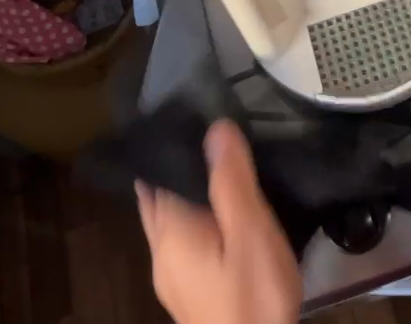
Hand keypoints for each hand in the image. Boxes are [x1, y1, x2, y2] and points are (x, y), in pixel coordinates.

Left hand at [136, 121, 301, 323]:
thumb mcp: (250, 232)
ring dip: (181, 192)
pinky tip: (216, 216)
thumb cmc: (253, 296)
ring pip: (168, 221)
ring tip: (210, 164)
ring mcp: (172, 277)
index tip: (187, 114)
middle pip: (157, 199)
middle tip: (197, 131)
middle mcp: (162, 252)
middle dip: (170, 168)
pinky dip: (191, 216)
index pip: (160, 176)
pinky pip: (182, 239)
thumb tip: (215, 127)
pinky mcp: (189, 293)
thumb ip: (231, 181)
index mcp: (171, 232)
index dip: (171, 145)